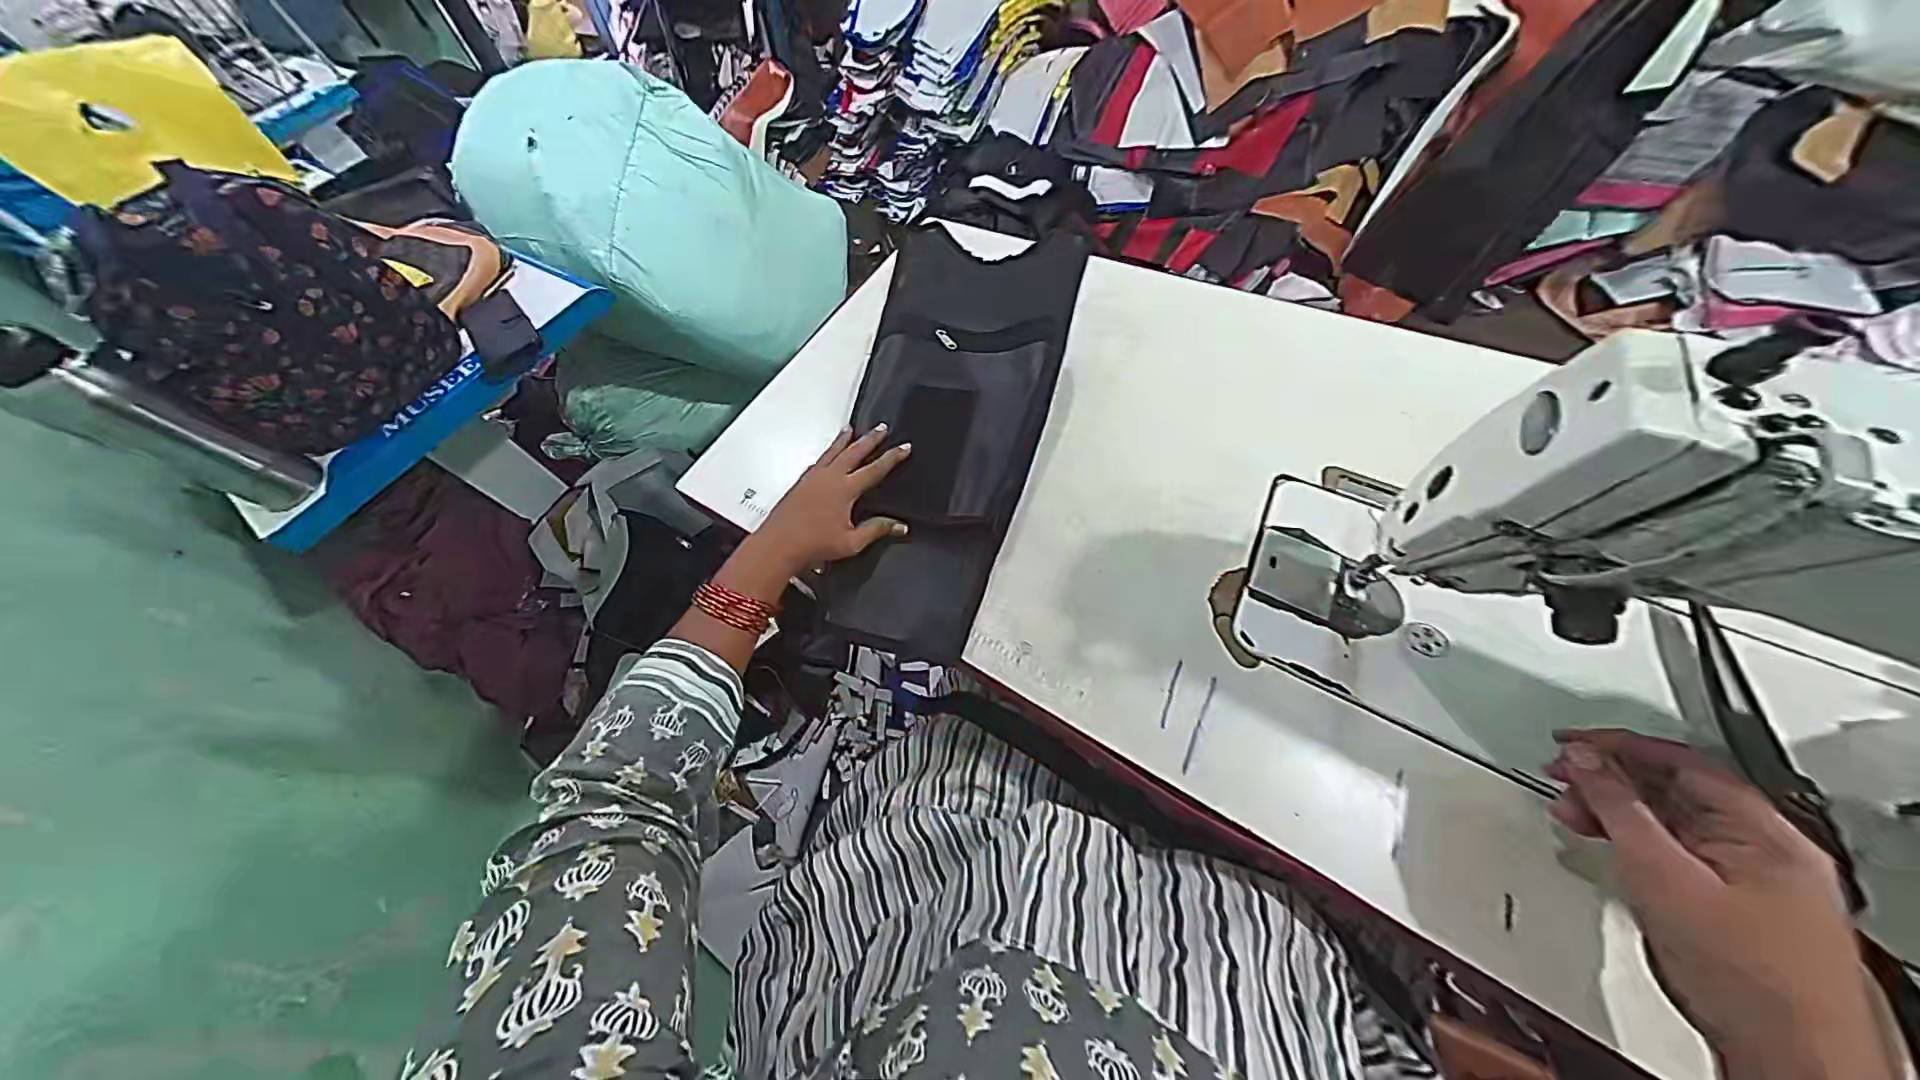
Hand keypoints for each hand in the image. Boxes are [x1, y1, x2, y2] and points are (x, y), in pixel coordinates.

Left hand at [740, 424, 910, 580]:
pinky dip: (827, 452)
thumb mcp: (852, 541)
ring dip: (844, 439)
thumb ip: (877, 529)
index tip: (903, 447)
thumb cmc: (811, 544)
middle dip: (871, 439)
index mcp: (845, 489)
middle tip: (881, 428)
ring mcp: (813, 477)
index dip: (892, 457)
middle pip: (854, 451)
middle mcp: (828, 477)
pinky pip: (818, 460)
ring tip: (850, 429)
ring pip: (833, 451)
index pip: (875, 468)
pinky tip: (826, 454)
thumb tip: (898, 526)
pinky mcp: (800, 482)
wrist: (779, 544)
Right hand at [1546, 730, 1897, 1079]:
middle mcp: (1765, 849)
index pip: (1682, 761)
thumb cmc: (1750, 977)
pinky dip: (1630, 836)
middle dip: (1610, 777)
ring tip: (1571, 809)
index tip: (1570, 742)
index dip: (1619, 745)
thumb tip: (1587, 760)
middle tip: (1562, 772)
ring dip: (1613, 808)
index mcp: (1764, 834)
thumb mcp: (1659, 871)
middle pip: (1675, 788)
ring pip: (1670, 818)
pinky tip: (1603, 840)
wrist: (1788, 1054)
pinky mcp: (1730, 900)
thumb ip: (1617, 807)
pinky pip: (1673, 847)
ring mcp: (1751, 876)